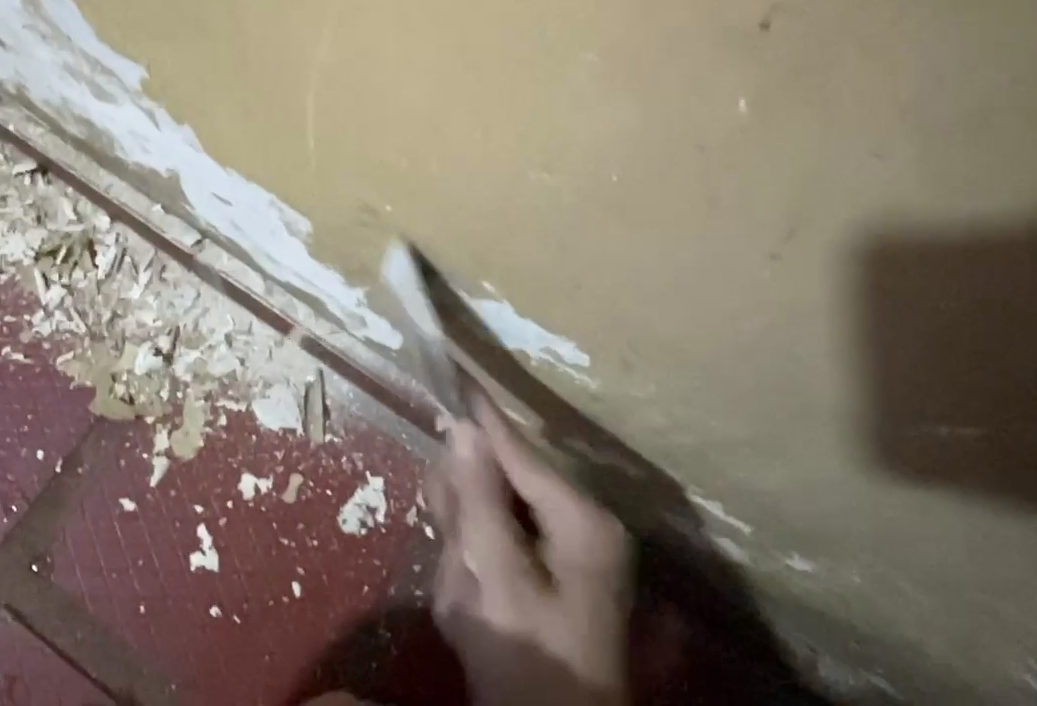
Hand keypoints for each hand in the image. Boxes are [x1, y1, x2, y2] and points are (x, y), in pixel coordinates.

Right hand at [428, 396, 633, 705]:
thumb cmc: (529, 662)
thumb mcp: (496, 581)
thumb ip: (477, 502)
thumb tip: (464, 429)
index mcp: (580, 520)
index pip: (519, 451)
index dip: (481, 416)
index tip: (454, 373)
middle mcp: (582, 525)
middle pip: (502, 485)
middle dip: (465, 517)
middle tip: (456, 566)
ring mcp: (570, 553)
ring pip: (494, 518)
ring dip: (466, 551)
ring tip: (467, 601)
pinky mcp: (552, 576)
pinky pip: (498, 549)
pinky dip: (474, 570)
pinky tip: (472, 606)